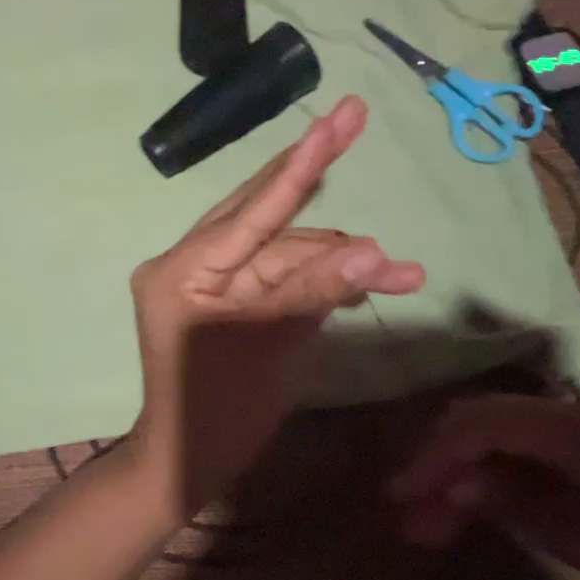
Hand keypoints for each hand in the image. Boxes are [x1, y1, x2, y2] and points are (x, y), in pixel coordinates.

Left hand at [125, 96, 425, 522]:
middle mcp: (188, 261)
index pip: (252, 212)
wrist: (189, 462)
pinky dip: (319, 275)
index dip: (301, 166)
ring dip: (336, 255)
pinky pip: (276, 270)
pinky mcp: (225, 294)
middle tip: (355, 117)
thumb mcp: (270, 349)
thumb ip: (316, 292)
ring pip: (280, 245)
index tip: (336, 119)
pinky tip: (365, 276)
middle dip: (313, 176)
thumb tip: (375, 253)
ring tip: (398, 270)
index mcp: (182, 270)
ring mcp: (205, 277)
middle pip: (262, 210)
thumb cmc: (218, 414)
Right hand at [389, 395, 579, 579]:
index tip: (402, 496)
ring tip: (429, 521)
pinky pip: (524, 454)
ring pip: (499, 438)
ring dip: (460, 474)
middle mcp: (579, 415)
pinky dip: (490, 478)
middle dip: (439, 464)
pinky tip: (470, 508)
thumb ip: (520, 505)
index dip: (436, 455)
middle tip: (408, 512)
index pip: (486, 424)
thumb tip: (452, 482)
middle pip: (485, 422)